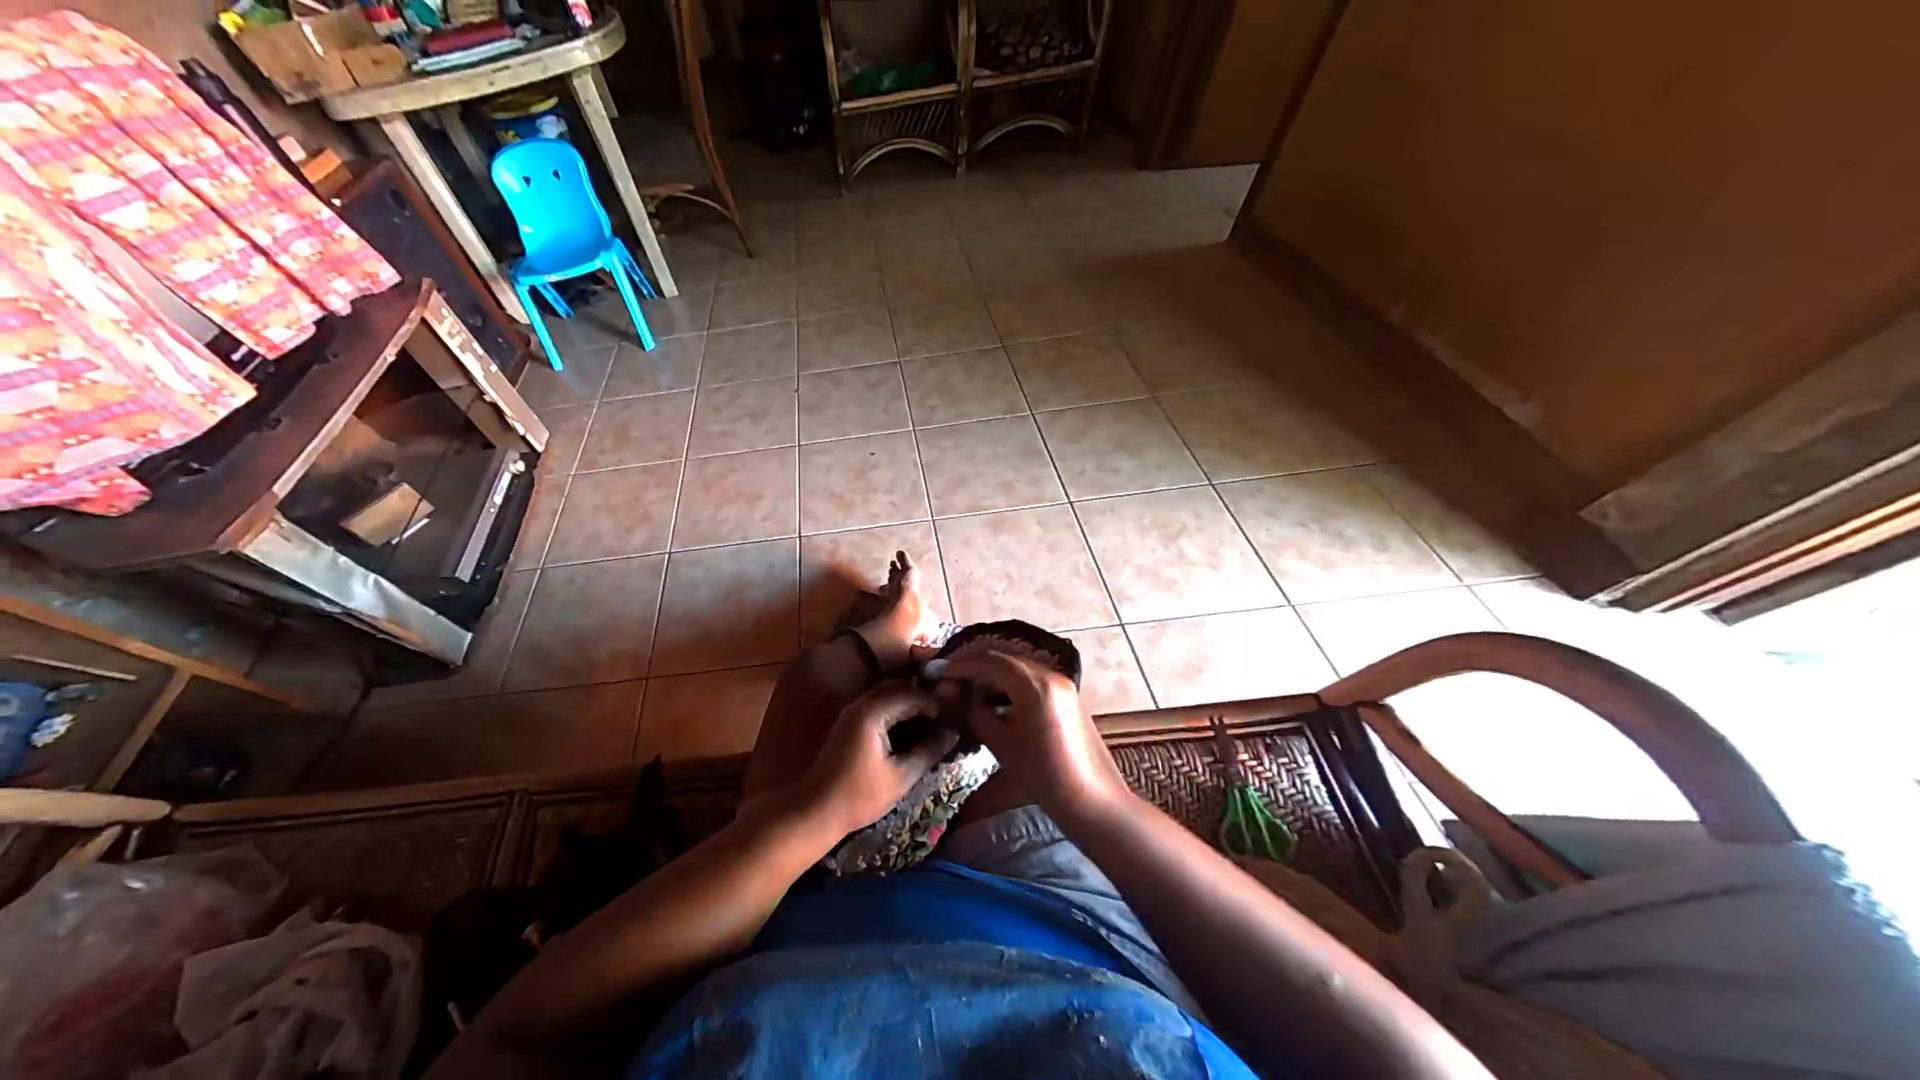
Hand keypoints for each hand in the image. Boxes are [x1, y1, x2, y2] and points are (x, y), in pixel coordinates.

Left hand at [804, 681, 958, 835]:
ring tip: (933, 719)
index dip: (936, 702)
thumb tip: (953, 734)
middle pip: (899, 687)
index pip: (912, 694)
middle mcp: (861, 704)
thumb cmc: (859, 796)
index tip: (954, 715)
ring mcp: (852, 712)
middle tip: (946, 714)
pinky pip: (878, 704)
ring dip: (909, 702)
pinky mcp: (849, 722)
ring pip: (888, 694)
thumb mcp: (901, 776)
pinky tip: (910, 727)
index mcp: (873, 712)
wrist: (816, 811)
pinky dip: (896, 709)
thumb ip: (929, 751)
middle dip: (924, 697)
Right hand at [934, 649, 1128, 824]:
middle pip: (1004, 658)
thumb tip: (948, 690)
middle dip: (974, 666)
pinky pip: (1030, 679)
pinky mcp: (1066, 696)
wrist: (1093, 802)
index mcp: (1035, 684)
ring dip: (991, 674)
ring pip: (1017, 667)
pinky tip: (992, 702)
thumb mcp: (1001, 743)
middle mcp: (1051, 674)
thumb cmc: (1044, 776)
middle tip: (947, 680)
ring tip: (965, 692)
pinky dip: (1008, 684)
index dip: (959, 664)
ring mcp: (1062, 683)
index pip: (989, 661)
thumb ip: (973, 711)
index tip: (935, 673)